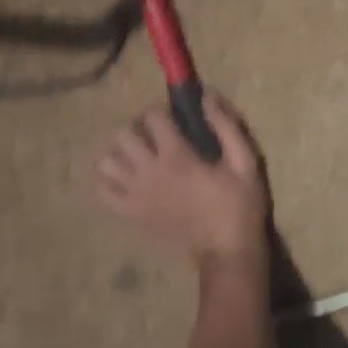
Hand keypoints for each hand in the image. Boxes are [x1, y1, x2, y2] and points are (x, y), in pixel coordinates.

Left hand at [96, 94, 269, 268]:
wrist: (226, 250)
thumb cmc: (240, 204)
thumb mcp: (245, 162)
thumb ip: (227, 128)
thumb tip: (208, 97)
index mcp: (177, 157)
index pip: (152, 117)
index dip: (162, 112)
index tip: (175, 119)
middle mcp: (149, 172)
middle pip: (123, 135)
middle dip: (138, 130)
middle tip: (156, 138)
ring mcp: (135, 195)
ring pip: (106, 161)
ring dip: (121, 154)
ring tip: (140, 158)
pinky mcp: (130, 214)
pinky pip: (102, 192)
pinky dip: (109, 182)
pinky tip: (128, 181)